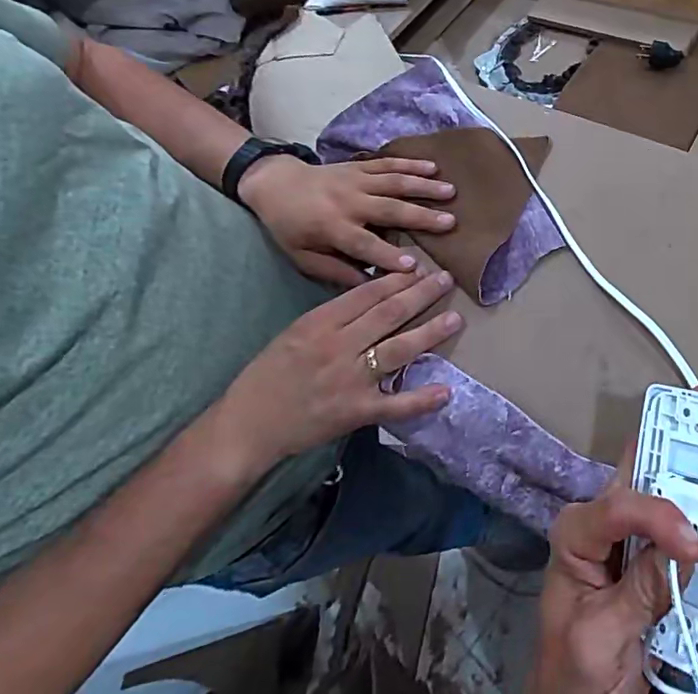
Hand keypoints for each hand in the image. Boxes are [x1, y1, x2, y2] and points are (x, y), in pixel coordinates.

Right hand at [207, 268, 459, 471]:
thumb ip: (335, 315)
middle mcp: (336, 348)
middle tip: (447, 280)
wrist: (242, 429)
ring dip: (430, 332)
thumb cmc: (269, 377)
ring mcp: (348, 381)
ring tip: (455, 319)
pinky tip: (445, 391)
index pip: (368, 295)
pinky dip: (421, 399)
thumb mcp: (295, 334)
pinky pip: (394, 404)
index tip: (422, 268)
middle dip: (422, 294)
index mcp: (318, 325)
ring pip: (399, 349)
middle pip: (389, 315)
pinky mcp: (355, 411)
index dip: (399, 280)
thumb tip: (379, 293)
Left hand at [239, 156, 457, 286]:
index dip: (387, 255)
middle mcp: (347, 202)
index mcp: (330, 227)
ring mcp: (356, 181)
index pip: (363, 244)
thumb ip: (335, 270)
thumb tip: (370, 285)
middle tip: (450, 223)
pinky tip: (434, 167)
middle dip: (421, 216)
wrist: (274, 184)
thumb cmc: (291, 226)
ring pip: (395, 183)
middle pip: (389, 210)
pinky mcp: (360, 166)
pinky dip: (412, 164)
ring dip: (424, 187)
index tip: (415, 266)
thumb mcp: (303, 256)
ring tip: (451, 192)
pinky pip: (389, 163)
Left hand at [529, 468, 697, 693]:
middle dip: (683, 474)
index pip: (619, 506)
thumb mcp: (601, 639)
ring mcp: (633, 534)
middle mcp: (605, 522)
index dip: (659, 516)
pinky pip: (684, 524)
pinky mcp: (657, 552)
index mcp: (577, 534)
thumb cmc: (575, 674)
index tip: (693, 547)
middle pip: (645, 476)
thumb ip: (640, 591)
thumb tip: (686, 545)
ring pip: (669, 493)